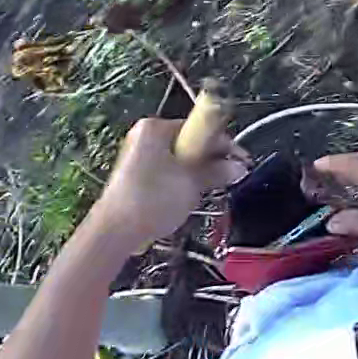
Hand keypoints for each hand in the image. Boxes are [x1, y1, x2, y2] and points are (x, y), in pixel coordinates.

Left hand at [86, 118, 248, 246]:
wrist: (115, 231)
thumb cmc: (153, 200)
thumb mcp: (191, 184)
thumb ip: (217, 172)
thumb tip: (240, 167)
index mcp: (155, 127)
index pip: (199, 127)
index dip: (224, 145)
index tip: (242, 161)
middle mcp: (144, 134)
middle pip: (188, 142)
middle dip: (210, 160)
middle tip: (229, 178)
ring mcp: (137, 154)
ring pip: (178, 158)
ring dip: (196, 172)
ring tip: (209, 190)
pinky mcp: (133, 174)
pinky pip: (165, 170)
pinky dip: (179, 180)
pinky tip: (187, 196)